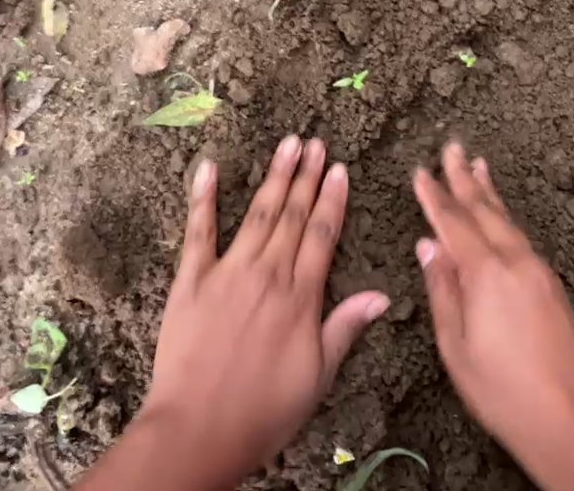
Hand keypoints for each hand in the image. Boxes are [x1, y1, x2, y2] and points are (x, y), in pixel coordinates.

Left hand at [123, 136, 389, 489]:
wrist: (197, 431)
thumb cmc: (263, 411)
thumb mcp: (317, 376)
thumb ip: (345, 328)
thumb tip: (382, 295)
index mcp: (300, 296)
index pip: (323, 234)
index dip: (332, 199)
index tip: (339, 169)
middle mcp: (268, 274)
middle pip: (293, 215)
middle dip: (307, 176)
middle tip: (316, 142)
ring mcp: (228, 272)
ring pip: (258, 213)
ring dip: (275, 177)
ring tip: (287, 145)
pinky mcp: (191, 280)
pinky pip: (198, 232)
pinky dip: (204, 197)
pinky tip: (210, 168)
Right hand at [413, 143, 573, 490]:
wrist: (573, 421)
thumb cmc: (503, 392)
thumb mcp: (456, 347)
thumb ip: (442, 290)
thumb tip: (428, 245)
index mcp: (487, 274)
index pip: (453, 224)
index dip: (434, 196)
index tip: (420, 170)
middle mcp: (516, 262)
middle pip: (484, 210)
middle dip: (464, 178)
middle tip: (451, 146)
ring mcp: (539, 271)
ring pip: (506, 220)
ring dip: (488, 192)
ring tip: (477, 164)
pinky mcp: (552, 285)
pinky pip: (520, 236)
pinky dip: (504, 216)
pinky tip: (499, 214)